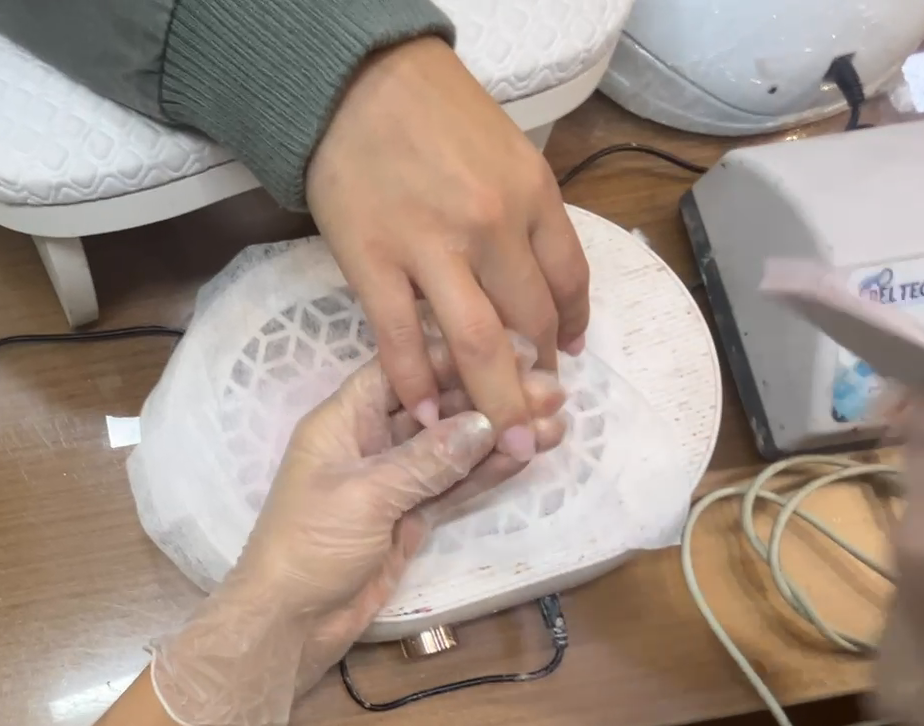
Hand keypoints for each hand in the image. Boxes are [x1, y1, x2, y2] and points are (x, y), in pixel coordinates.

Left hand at [149, 361, 563, 725]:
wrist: (290, 621)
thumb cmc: (310, 547)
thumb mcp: (365, 495)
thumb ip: (425, 460)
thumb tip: (488, 422)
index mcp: (344, 419)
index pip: (404, 369)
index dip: (455, 355)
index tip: (514, 347)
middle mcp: (369, 440)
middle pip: (435, 405)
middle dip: (489, 396)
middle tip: (552, 391)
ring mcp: (392, 480)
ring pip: (453, 447)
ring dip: (500, 434)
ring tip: (556, 422)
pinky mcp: (409, 515)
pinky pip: (453, 485)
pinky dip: (487, 472)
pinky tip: (526, 455)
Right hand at [306, 37, 587, 462]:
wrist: (354, 88)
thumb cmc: (432, 114)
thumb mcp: (504, 150)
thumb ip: (524, 212)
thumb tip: (532, 275)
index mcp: (531, 195)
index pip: (567, 282)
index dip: (569, 332)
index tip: (561, 362)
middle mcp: (492, 228)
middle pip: (528, 326)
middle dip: (536, 386)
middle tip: (534, 426)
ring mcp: (431, 251)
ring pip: (475, 345)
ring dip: (490, 401)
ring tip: (495, 439)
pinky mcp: (374, 268)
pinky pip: (402, 341)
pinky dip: (417, 386)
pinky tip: (427, 416)